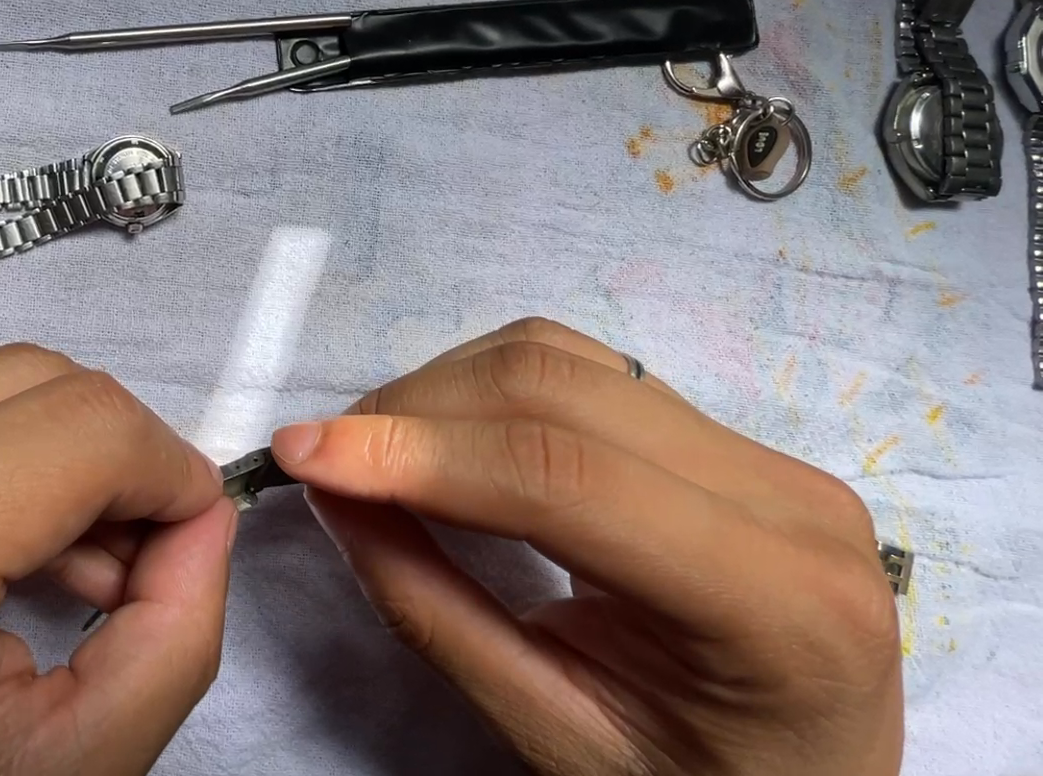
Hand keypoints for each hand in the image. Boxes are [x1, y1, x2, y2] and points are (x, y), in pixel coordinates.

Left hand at [0, 344, 234, 775]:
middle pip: (26, 381)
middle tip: (133, 549)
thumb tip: (198, 508)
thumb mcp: (75, 769)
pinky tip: (1, 547)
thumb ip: (174, 627)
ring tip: (69, 561)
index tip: (190, 525)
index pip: (74, 427)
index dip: (164, 464)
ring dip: (50, 455)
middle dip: (111, 453)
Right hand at [271, 318, 902, 775]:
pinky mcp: (718, 429)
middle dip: (410, 409)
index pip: (559, 478)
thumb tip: (331, 489)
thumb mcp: (542, 731)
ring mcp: (760, 450)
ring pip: (554, 355)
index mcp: (771, 604)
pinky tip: (447, 430)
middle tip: (329, 455)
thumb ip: (425, 606)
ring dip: (437, 386)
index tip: (302, 451)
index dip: (414, 451)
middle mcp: (784, 498)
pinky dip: (479, 379)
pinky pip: (573, 361)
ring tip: (380, 445)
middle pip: (549, 390)